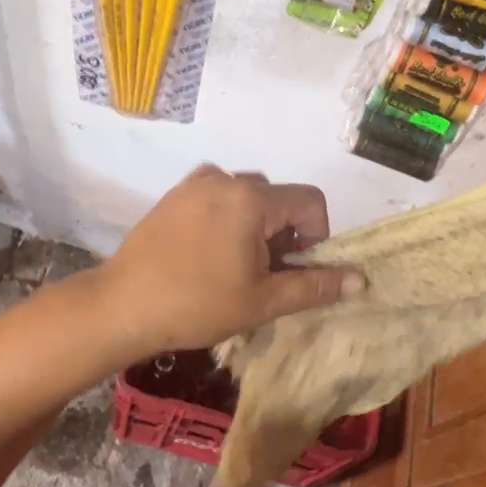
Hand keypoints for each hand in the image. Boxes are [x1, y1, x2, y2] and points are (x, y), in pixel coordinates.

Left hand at [97, 166, 363, 356]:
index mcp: (252, 199)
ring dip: (254, 224)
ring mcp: (195, 184)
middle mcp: (225, 179)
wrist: (123, 307)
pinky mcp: (173, 195)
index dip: (315, 236)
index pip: (310, 201)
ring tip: (234, 265)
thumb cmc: (198, 305)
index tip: (293, 269)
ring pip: (246, 195)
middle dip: (283, 232)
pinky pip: (216, 196)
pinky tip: (207, 251)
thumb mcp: (263, 301)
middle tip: (262, 273)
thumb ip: (315, 285)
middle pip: (277, 197)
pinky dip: (226, 216)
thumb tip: (361, 279)